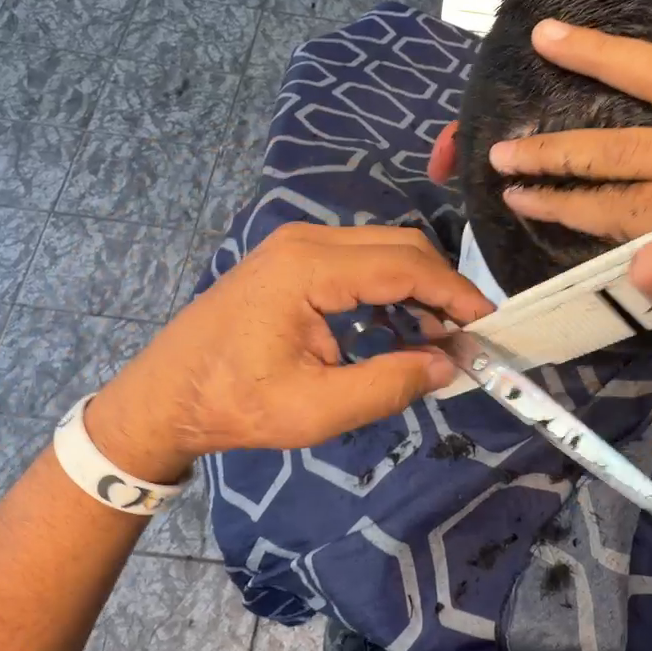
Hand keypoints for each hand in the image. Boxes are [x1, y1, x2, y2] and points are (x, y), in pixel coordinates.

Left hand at [87, 224, 493, 481]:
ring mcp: (298, 243)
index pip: (404, 265)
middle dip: (441, 287)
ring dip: (418, 285)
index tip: (488, 324)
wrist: (163, 394)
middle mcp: (307, 240)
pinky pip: (360, 257)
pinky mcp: (294, 255)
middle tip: (465, 336)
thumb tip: (448, 365)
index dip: (454, 293)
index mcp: (308, 267)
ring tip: (438, 336)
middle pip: (400, 245)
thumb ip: (387, 386)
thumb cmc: (233, 404)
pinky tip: (399, 324)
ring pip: (383, 247)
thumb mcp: (313, 410)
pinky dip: (390, 284)